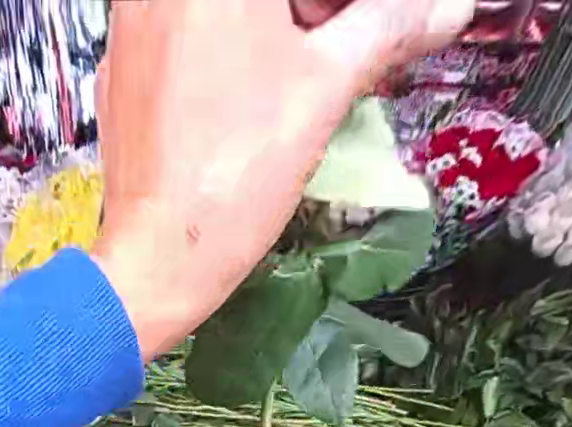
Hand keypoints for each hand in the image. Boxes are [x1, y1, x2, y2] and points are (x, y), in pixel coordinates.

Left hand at [91, 0, 471, 358]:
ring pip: (224, 9)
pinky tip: (243, 108)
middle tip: (346, 53)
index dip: (350, 13)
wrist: (161, 257)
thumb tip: (450, 6)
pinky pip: (185, 35)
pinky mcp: (122, 65)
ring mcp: (132, 17)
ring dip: (274, 31)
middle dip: (314, 14)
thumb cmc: (240, 174)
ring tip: (297, 87)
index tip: (371, 35)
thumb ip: (389, 28)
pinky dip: (225, 54)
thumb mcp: (324, 91)